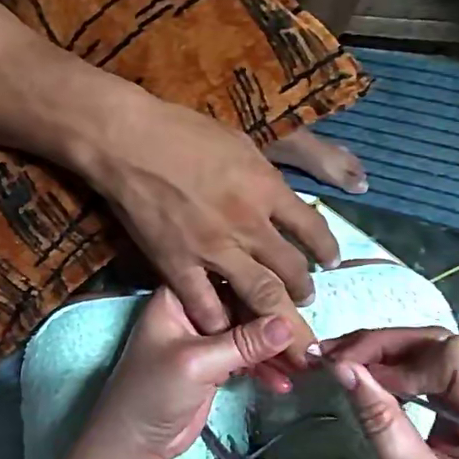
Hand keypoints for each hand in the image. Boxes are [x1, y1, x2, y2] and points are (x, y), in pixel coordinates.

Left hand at [83, 287, 296, 458]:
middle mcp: (194, 310)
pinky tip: (284, 382)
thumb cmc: (152, 392)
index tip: (298, 303)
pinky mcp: (215, 364)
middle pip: (244, 306)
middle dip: (275, 325)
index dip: (263, 289)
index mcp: (179, 296)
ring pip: (250, 333)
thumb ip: (243, 343)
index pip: (229, 279)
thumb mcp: (197, 363)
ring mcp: (205, 338)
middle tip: (308, 343)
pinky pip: (248, 357)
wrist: (134, 443)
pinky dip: (266, 368)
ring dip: (276, 350)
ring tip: (303, 367)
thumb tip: (289, 324)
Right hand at [92, 99, 340, 368]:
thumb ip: (263, 175)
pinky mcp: (178, 265)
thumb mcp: (239, 141)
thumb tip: (279, 196)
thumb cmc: (182, 131)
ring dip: (276, 311)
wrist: (128, 141)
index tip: (330, 260)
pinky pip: (206, 305)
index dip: (326, 248)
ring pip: (259, 294)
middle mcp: (248, 224)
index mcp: (266, 187)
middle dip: (305, 291)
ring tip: (281, 318)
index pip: (312, 227)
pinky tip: (228, 327)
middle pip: (291, 270)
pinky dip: (221, 320)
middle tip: (308, 299)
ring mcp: (214, 249)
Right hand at [322, 328, 458, 458]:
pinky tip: (368, 368)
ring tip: (340, 358)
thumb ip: (382, 424)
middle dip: (385, 347)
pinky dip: (400, 364)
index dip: (402, 363)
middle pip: (447, 346)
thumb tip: (343, 369)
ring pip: (440, 348)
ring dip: (387, 351)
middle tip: (331, 355)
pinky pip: (441, 364)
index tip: (355, 377)